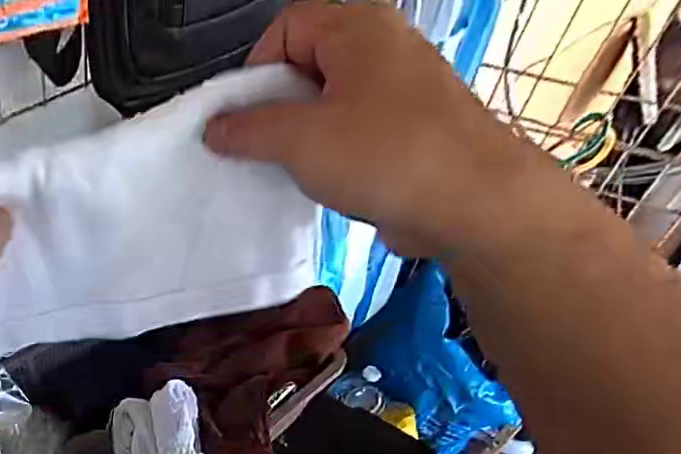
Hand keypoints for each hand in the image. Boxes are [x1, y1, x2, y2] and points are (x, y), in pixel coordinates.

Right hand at [202, 1, 571, 256]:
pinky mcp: (408, 128)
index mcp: (357, 26)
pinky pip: (354, 129)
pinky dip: (332, 152)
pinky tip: (328, 182)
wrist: (466, 199)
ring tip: (296, 171)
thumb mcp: (302, 141)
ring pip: (330, 101)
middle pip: (307, 63)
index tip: (243, 121)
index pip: (286, 27)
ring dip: (303, 135)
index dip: (255, 72)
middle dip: (277, 107)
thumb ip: (250, 130)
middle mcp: (382, 45)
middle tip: (264, 150)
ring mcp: (399, 87)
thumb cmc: (386, 155)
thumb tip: (215, 128)